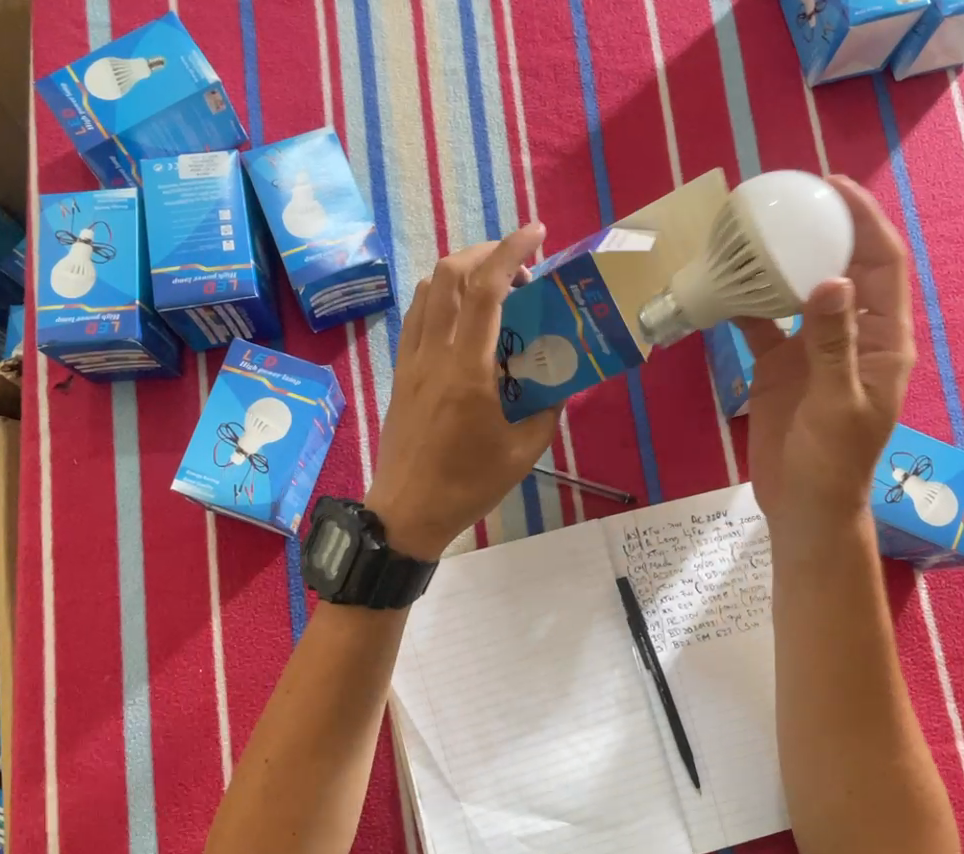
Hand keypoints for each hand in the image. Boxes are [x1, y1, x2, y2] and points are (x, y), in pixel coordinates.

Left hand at [365, 224, 559, 559]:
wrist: (408, 511)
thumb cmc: (468, 485)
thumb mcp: (523, 451)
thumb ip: (547, 408)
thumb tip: (563, 380)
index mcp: (468, 369)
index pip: (486, 288)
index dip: (511, 250)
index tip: (537, 232)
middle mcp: (434, 353)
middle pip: (448, 273)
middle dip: (486, 253)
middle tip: (520, 267)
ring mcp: (411, 360)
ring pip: (426, 290)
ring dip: (460, 273)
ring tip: (492, 288)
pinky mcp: (400, 372)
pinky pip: (416, 316)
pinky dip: (439, 298)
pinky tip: (462, 318)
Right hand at [741, 176, 915, 565]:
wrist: (803, 508)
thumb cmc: (832, 464)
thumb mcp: (837, 404)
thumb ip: (833, 344)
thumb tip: (829, 281)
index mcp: (883, 342)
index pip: (882, 267)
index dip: (865, 223)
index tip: (834, 190)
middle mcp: (851, 337)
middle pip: (844, 268)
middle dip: (823, 231)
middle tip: (790, 198)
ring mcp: (812, 352)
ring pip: (801, 292)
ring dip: (783, 263)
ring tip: (756, 230)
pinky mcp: (779, 369)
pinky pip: (764, 326)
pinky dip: (747, 305)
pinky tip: (726, 285)